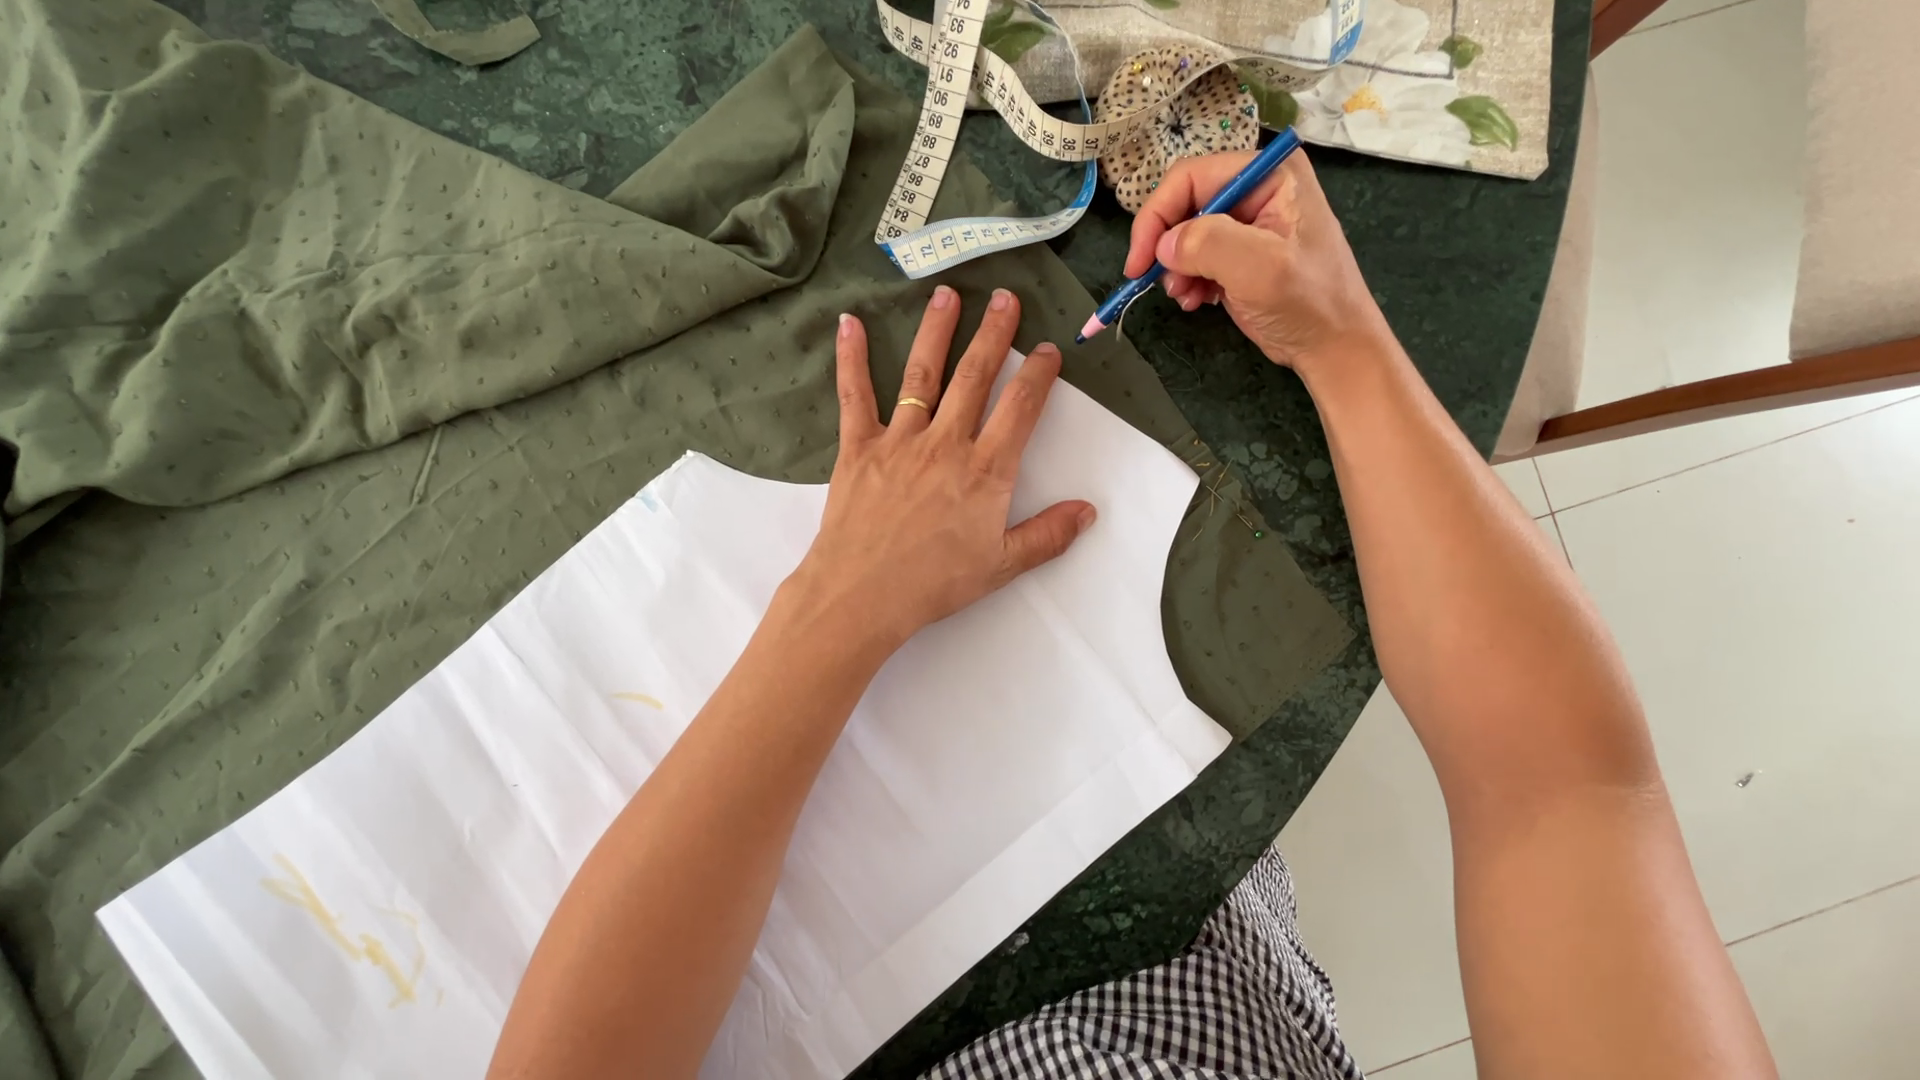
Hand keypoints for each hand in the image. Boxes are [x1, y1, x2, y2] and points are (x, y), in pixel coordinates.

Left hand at [786, 286, 1095, 651]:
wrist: (863, 594)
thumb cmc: (935, 583)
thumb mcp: (1002, 565)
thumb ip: (1048, 535)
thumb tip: (1089, 510)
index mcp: (986, 470)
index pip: (1021, 409)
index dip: (1038, 375)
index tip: (1048, 349)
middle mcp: (946, 443)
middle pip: (975, 377)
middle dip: (994, 334)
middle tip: (1005, 298)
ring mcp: (900, 441)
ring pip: (923, 375)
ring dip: (937, 331)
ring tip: (948, 295)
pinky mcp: (858, 448)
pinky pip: (856, 396)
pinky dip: (853, 359)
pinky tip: (851, 324)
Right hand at [1125, 150, 1396, 377]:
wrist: (1332, 347)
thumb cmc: (1308, 303)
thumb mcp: (1260, 268)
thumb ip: (1209, 243)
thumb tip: (1163, 245)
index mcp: (1269, 175)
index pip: (1191, 177)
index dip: (1157, 216)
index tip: (1138, 262)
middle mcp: (1256, 189)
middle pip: (1184, 204)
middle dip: (1167, 245)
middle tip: (1159, 283)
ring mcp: (1247, 223)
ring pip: (1184, 234)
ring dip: (1175, 268)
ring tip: (1185, 296)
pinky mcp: (1238, 254)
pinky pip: (1195, 258)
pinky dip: (1187, 280)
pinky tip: (1196, 301)